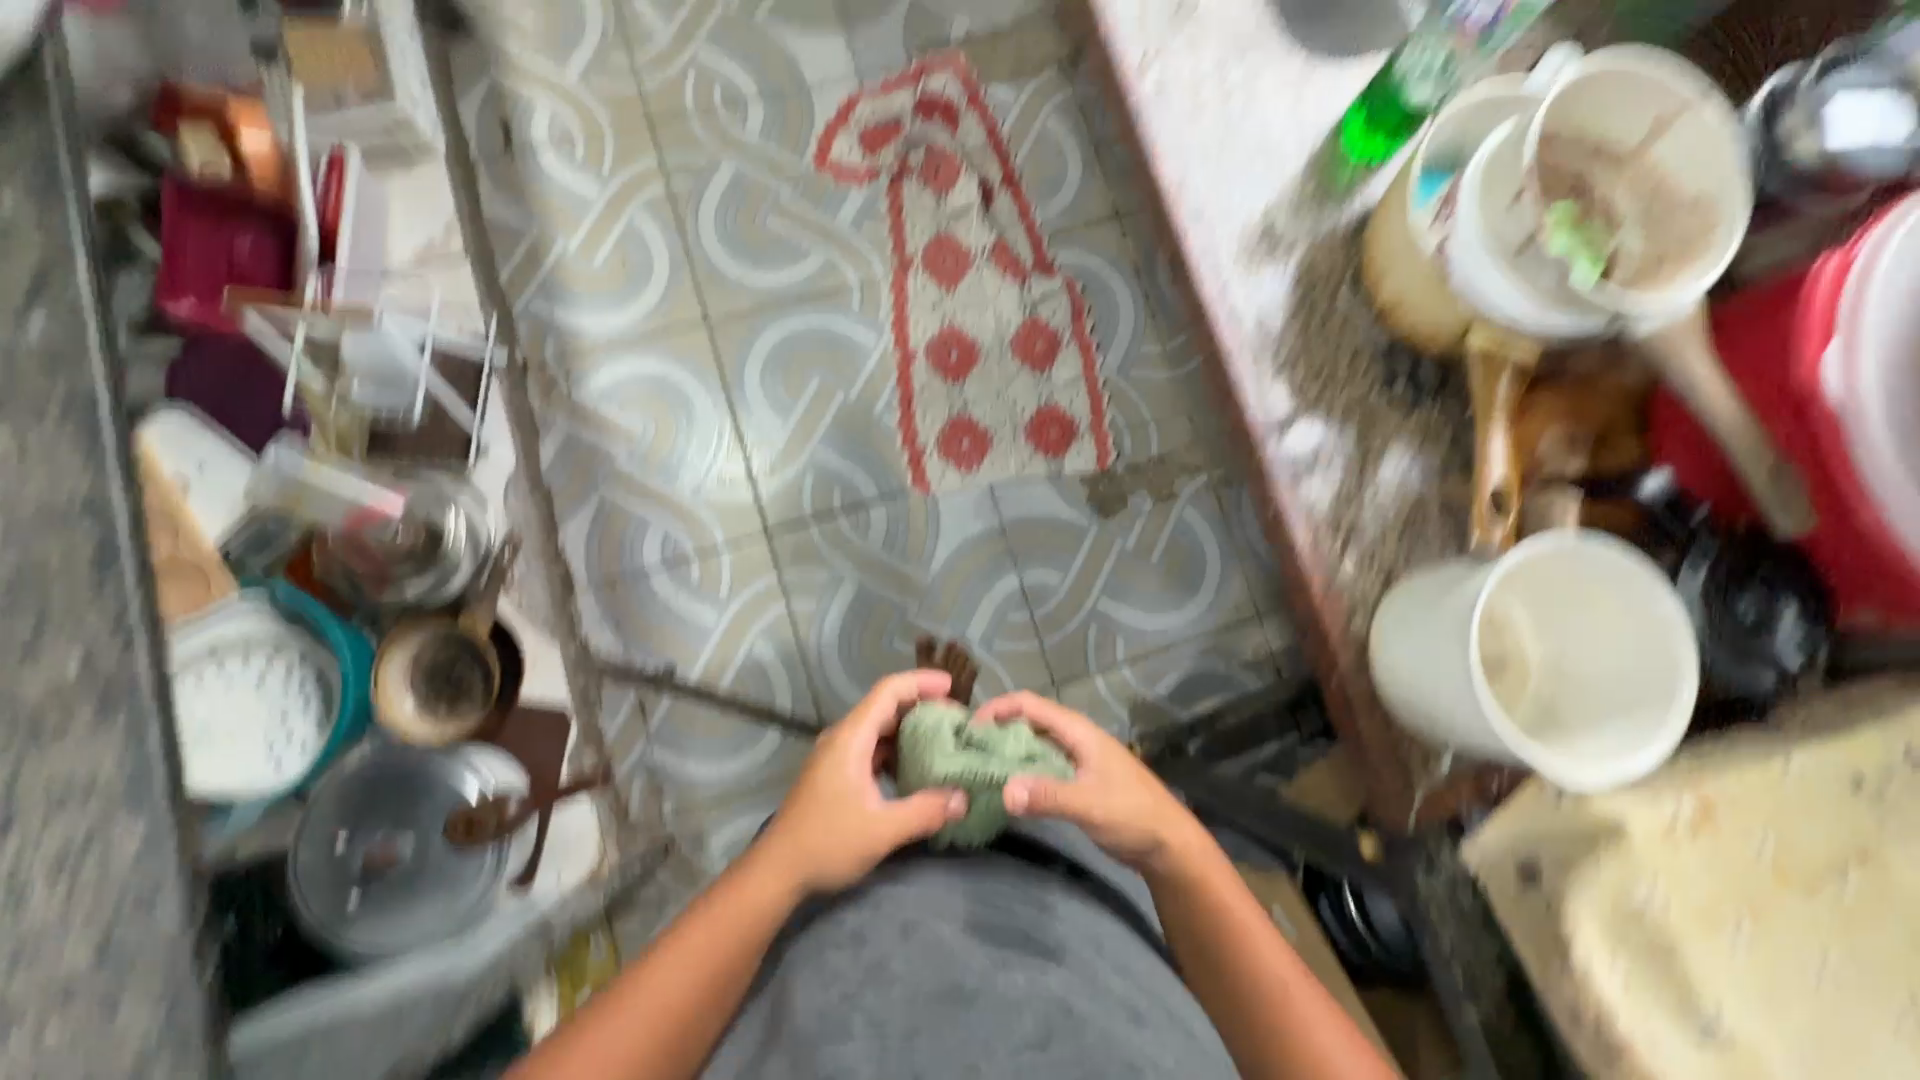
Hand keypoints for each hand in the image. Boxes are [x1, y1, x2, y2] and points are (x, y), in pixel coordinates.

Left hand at [756, 671, 968, 895]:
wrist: (777, 871)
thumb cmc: (826, 844)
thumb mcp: (882, 830)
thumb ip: (925, 811)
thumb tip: (964, 797)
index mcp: (850, 739)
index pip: (888, 691)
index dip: (920, 682)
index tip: (952, 686)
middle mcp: (842, 739)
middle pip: (885, 707)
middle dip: (922, 707)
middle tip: (957, 721)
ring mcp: (837, 757)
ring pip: (879, 729)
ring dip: (910, 731)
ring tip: (944, 741)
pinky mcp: (836, 775)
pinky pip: (872, 749)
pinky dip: (897, 751)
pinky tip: (917, 769)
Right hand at [978, 691, 1206, 874]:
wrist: (1168, 844)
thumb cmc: (1133, 815)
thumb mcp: (1090, 804)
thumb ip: (1048, 795)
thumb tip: (1003, 790)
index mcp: (1077, 731)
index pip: (1029, 705)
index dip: (997, 709)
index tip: (967, 729)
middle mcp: (1073, 739)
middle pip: (1027, 723)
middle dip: (995, 731)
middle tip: (962, 751)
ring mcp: (1075, 760)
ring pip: (1032, 746)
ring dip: (1005, 753)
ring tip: (973, 768)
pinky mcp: (1075, 781)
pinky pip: (1039, 768)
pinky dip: (1019, 773)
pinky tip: (1002, 789)